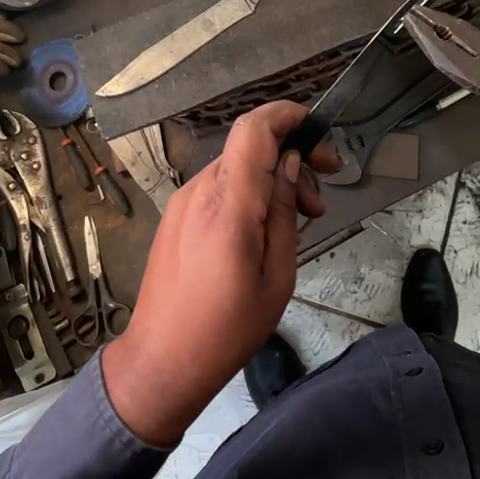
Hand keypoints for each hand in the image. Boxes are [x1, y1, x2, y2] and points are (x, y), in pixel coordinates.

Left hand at [101, 101, 332, 444]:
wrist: (160, 363)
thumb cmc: (227, 329)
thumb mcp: (276, 276)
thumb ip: (282, 211)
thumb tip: (290, 164)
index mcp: (228, 205)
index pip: (253, 130)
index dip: (287, 116)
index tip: (317, 132)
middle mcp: (199, 191)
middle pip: (249, 147)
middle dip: (291, 159)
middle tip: (320, 200)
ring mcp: (182, 201)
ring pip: (236, 167)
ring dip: (271, 180)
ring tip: (299, 219)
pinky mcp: (176, 216)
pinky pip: (219, 188)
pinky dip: (248, 194)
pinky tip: (264, 230)